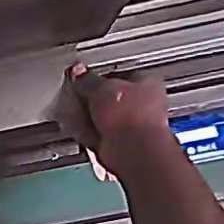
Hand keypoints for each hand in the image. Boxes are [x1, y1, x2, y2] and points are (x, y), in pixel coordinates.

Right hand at [54, 64, 172, 179]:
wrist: (131, 149)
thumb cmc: (130, 115)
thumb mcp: (102, 88)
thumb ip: (88, 80)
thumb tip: (79, 75)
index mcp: (147, 83)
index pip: (120, 74)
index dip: (100, 75)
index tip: (83, 77)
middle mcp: (141, 105)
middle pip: (110, 97)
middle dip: (91, 98)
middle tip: (78, 95)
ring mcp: (129, 126)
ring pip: (102, 117)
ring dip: (87, 116)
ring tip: (76, 111)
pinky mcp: (117, 143)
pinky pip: (97, 134)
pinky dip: (87, 132)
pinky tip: (80, 128)